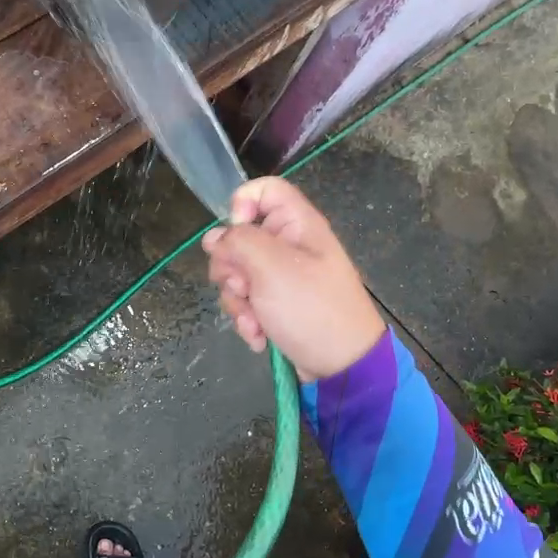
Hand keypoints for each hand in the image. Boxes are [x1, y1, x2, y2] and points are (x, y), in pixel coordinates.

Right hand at [201, 178, 384, 381]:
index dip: (241, 205)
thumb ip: (238, 242)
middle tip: (245, 288)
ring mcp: (283, 277)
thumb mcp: (272, 268)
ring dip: (238, 301)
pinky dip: (248, 319)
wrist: (342, 366)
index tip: (234, 235)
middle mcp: (289, 246)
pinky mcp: (277, 305)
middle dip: (232, 269)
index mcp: (297, 225)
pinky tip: (259, 336)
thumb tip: (214, 238)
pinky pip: (248, 302)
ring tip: (255, 321)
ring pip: (238, 274)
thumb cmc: (312, 309)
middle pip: (240, 238)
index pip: (263, 190)